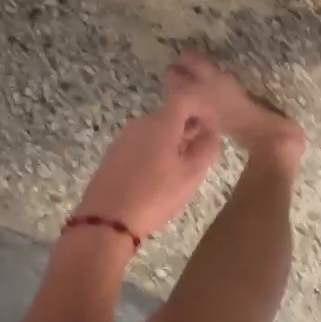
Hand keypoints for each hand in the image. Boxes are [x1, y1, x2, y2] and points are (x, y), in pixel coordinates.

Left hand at [74, 96, 222, 239]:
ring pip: (157, 130)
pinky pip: (143, 143)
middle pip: (171, 115)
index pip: (186, 99)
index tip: (215, 127)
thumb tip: (211, 134)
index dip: (204, 108)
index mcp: (161, 124)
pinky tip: (161, 176)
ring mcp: (123, 139)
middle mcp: (140, 124)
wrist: (105, 222)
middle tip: (204, 151)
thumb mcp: (191, 175)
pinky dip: (158, 151)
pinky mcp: (113, 155)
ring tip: (184, 167)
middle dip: (191, 127)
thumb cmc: (155, 196)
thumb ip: (207, 149)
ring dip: (175, 141)